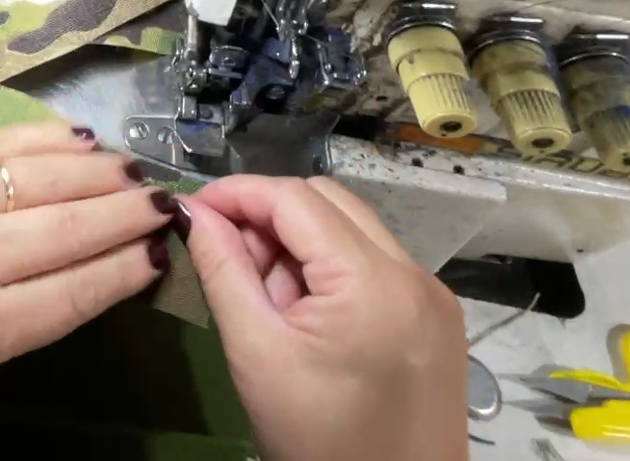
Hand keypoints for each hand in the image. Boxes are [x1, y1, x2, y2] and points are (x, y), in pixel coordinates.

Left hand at [0, 122, 174, 421]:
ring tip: (136, 170)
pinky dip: (47, 138)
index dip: (126, 267)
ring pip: (43, 176)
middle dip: (127, 214)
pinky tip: (83, 140)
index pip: (76, 290)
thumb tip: (80, 274)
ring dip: (100, 172)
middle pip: (70, 227)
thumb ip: (17, 330)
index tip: (162, 249)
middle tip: (167, 202)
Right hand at [183, 176, 466, 460]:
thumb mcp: (255, 351)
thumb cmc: (317, 443)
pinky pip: (369, 256)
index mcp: (374, 283)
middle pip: (324, 199)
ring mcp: (432, 292)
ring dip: (295, 237)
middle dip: (267, 213)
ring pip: (347, 222)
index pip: (294, 198)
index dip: (238, 192)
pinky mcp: (435, 313)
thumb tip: (193, 209)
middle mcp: (414, 273)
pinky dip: (325, 262)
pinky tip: (302, 306)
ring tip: (265, 290)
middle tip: (227, 252)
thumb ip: (222, 267)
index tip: (195, 209)